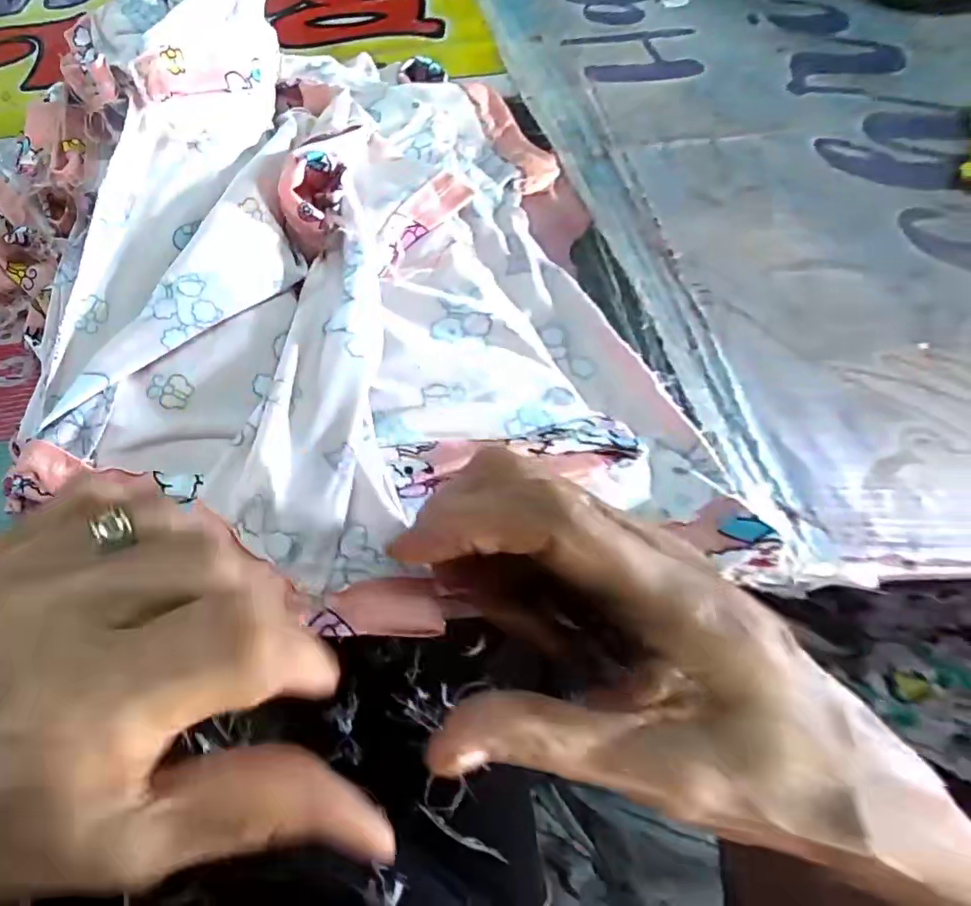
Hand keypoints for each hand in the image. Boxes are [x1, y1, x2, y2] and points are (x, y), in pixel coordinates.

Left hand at [0, 475, 393, 904]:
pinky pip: (91, 493)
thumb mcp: (137, 846)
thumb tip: (374, 819)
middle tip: (263, 639)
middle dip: (262, 597)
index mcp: (105, 698)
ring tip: (213, 595)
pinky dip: (140, 508)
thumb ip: (250, 808)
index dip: (298, 649)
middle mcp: (68, 611)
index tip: (308, 679)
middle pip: (206, 560)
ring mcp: (31, 566)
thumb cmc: (25, 830)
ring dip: (208, 549)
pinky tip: (151, 548)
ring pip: (157, 515)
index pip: (239, 635)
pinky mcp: (8, 548)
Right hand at [394, 449, 970, 905]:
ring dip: (470, 524)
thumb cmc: (761, 773)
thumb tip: (436, 749)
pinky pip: (532, 517)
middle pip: (526, 479)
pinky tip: (497, 595)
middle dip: (456, 514)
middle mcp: (648, 547)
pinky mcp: (618, 553)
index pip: (549, 514)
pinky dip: (491, 542)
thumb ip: (537, 739)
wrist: (853, 779)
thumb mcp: (650, 770)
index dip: (465, 520)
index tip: (407, 555)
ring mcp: (634, 544)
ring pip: (524, 486)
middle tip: (428, 574)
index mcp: (666, 592)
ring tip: (461, 588)